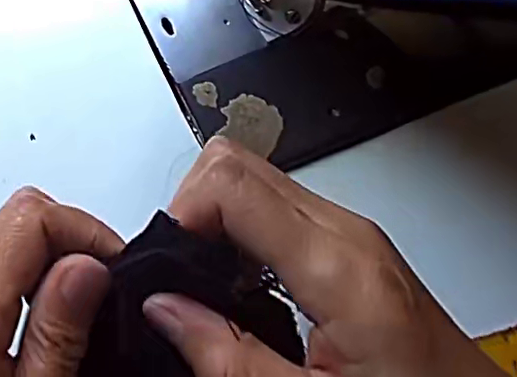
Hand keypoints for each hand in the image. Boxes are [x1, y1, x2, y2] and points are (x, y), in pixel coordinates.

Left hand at [0, 187, 124, 376]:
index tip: (114, 269)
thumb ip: (60, 335)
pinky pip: (5, 257)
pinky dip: (39, 268)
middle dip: (75, 236)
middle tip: (105, 285)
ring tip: (86, 302)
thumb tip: (87, 263)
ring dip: (59, 251)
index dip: (86, 232)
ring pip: (16, 230)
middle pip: (23, 214)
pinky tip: (56, 313)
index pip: (33, 217)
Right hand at [144, 138, 501, 376]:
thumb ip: (231, 360)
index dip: (183, 211)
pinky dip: (241, 225)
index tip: (167, 262)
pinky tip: (240, 282)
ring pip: (254, 173)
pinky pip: (276, 202)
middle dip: (193, 205)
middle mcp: (346, 229)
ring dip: (215, 215)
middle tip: (179, 270)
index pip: (233, 182)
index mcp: (341, 268)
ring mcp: (350, 228)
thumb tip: (166, 308)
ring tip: (206, 282)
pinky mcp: (349, 238)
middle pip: (237, 160)